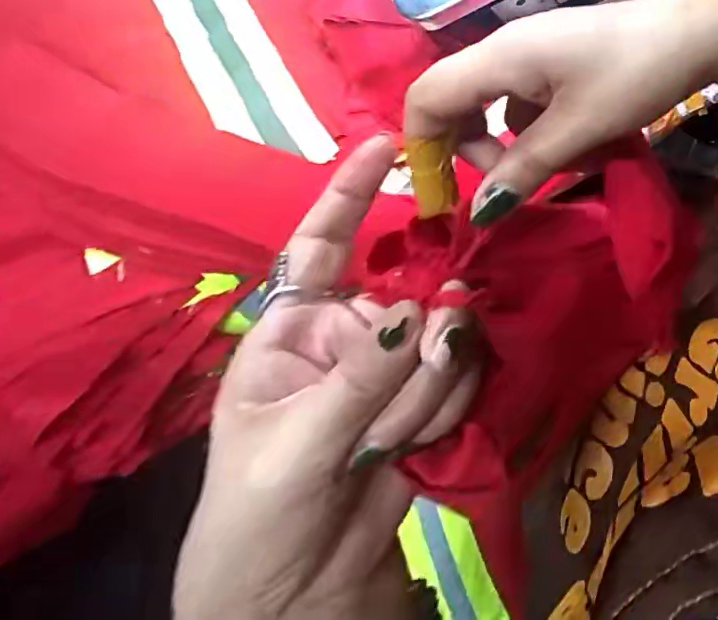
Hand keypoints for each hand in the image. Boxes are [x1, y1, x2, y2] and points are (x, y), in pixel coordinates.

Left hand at [174, 136, 480, 619]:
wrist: (299, 597)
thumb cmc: (254, 520)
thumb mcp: (289, 449)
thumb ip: (356, 377)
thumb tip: (417, 310)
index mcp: (294, 329)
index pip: (320, 247)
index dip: (350, 193)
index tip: (384, 144)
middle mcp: (351, 331)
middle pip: (408, 296)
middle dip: (413, 348)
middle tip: (398, 404)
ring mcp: (398, 360)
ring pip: (443, 336)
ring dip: (425, 393)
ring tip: (387, 447)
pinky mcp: (434, 390)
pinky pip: (463, 370)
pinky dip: (447, 406)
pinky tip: (417, 445)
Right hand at [403, 0, 717, 222]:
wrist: (696, 34)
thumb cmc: (634, 76)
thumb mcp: (578, 129)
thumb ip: (523, 169)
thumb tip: (480, 212)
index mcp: (500, 57)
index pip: (427, 97)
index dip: (424, 148)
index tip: (445, 195)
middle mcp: (507, 48)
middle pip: (460, 102)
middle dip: (480, 150)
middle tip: (515, 183)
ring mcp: (535, 49)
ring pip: (503, 107)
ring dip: (525, 144)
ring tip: (574, 160)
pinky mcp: (561, 57)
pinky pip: (533, 99)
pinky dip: (549, 127)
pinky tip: (590, 140)